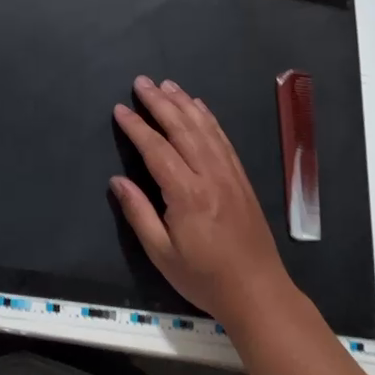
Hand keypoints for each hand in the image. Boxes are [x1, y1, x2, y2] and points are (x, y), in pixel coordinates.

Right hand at [111, 76, 295, 324]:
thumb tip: (117, 181)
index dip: (137, 127)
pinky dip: (208, 118)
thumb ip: (138, 213)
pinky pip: (223, 139)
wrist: (258, 292)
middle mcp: (209, 175)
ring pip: (204, 128)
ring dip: (183, 103)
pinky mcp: (241, 178)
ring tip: (166, 84)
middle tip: (141, 81)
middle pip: (181, 128)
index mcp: (186, 194)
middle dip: (159, 102)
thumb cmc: (204, 277)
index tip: (120, 109)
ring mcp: (229, 173)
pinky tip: (198, 106)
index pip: (156, 149)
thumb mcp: (162, 254)